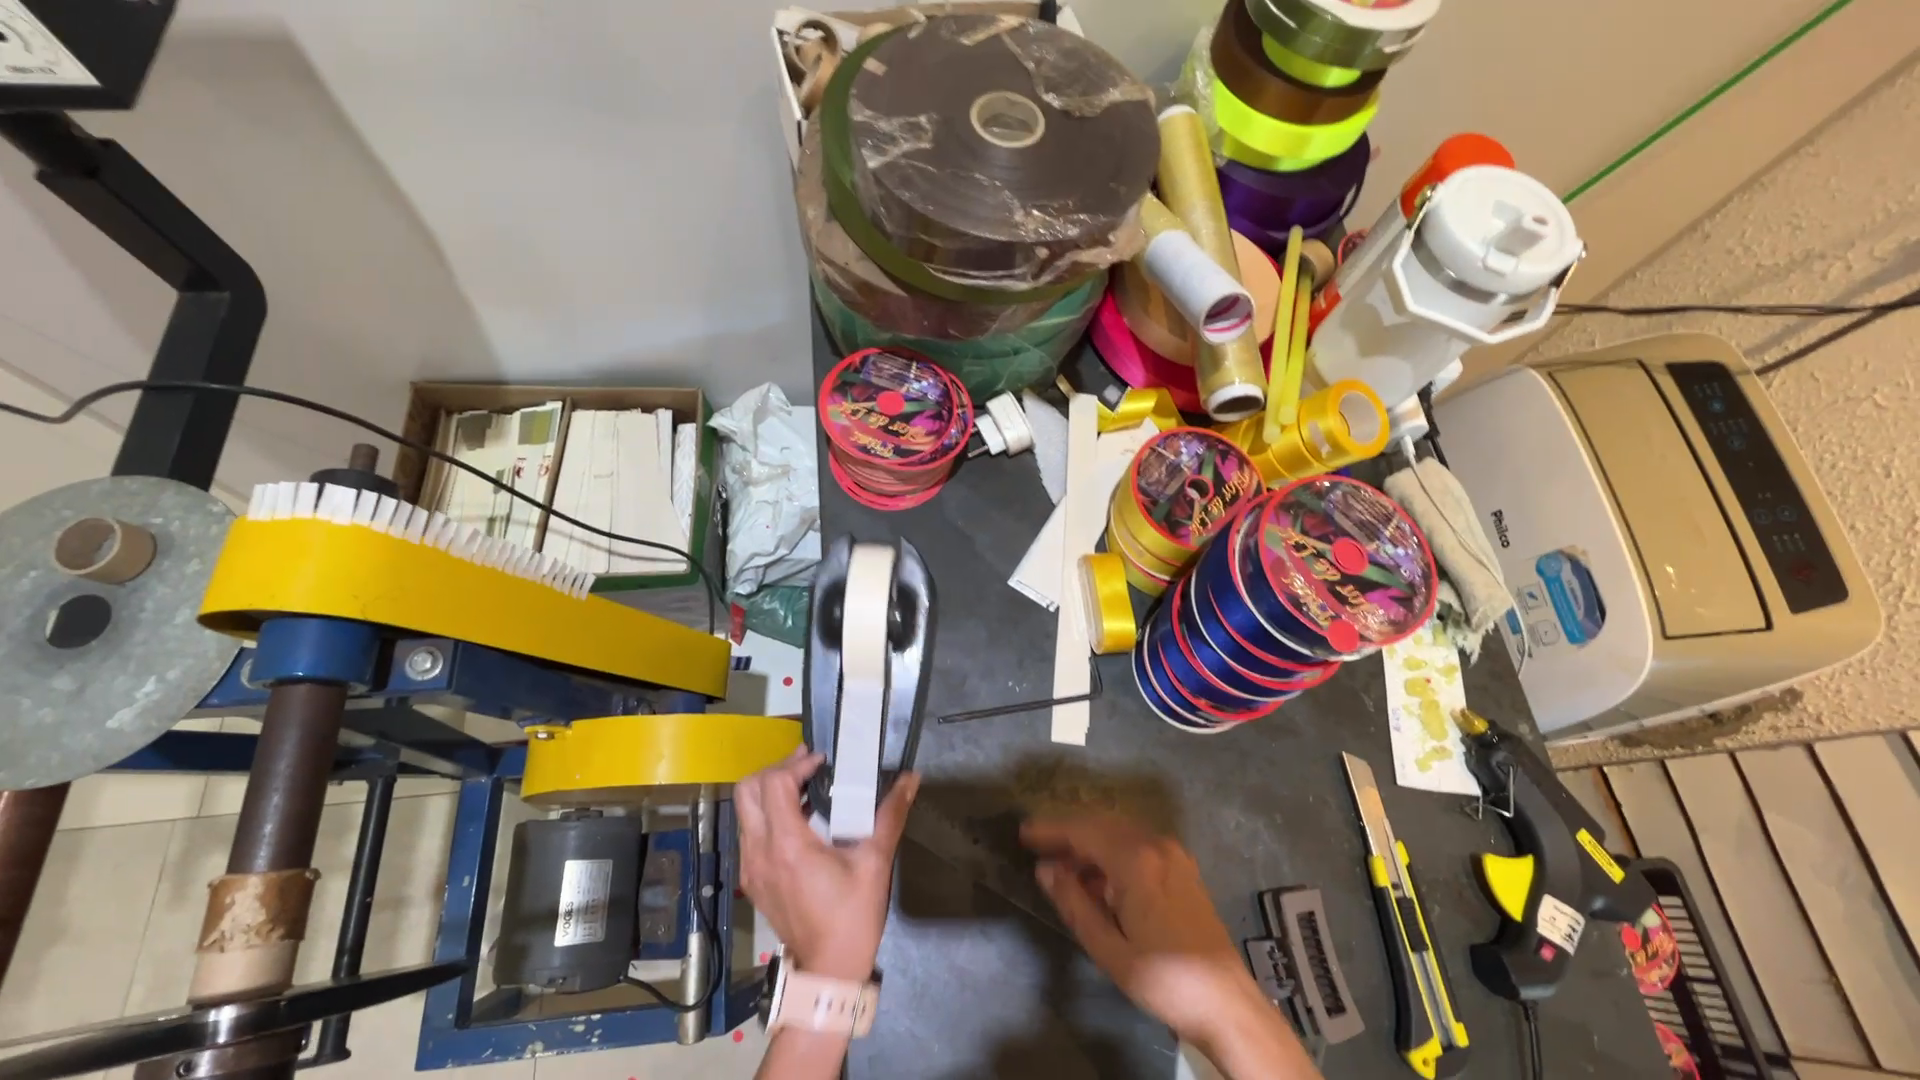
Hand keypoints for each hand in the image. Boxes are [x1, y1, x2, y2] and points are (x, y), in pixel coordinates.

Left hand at [735, 749, 917, 980]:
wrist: (829, 970)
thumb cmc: (852, 916)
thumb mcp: (875, 863)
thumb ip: (890, 815)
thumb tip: (911, 778)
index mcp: (787, 844)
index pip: (775, 784)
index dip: (796, 764)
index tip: (822, 761)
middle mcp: (759, 851)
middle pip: (747, 791)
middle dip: (776, 770)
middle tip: (807, 767)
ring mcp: (751, 867)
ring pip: (744, 812)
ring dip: (769, 792)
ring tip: (804, 789)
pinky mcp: (752, 880)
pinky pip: (750, 833)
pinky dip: (767, 815)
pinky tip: (798, 822)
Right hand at [1021, 815, 1263, 1044]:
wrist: (1227, 1003)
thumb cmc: (1164, 979)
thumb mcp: (1109, 949)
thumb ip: (1075, 904)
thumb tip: (1046, 870)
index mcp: (1136, 861)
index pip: (1083, 831)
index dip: (1051, 830)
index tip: (1023, 834)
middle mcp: (1157, 846)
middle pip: (1103, 825)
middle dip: (1069, 834)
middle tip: (1038, 847)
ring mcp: (1175, 855)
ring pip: (1121, 834)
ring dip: (1091, 844)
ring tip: (1064, 868)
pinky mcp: (1184, 870)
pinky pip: (1139, 846)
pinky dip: (1114, 853)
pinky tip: (1101, 879)